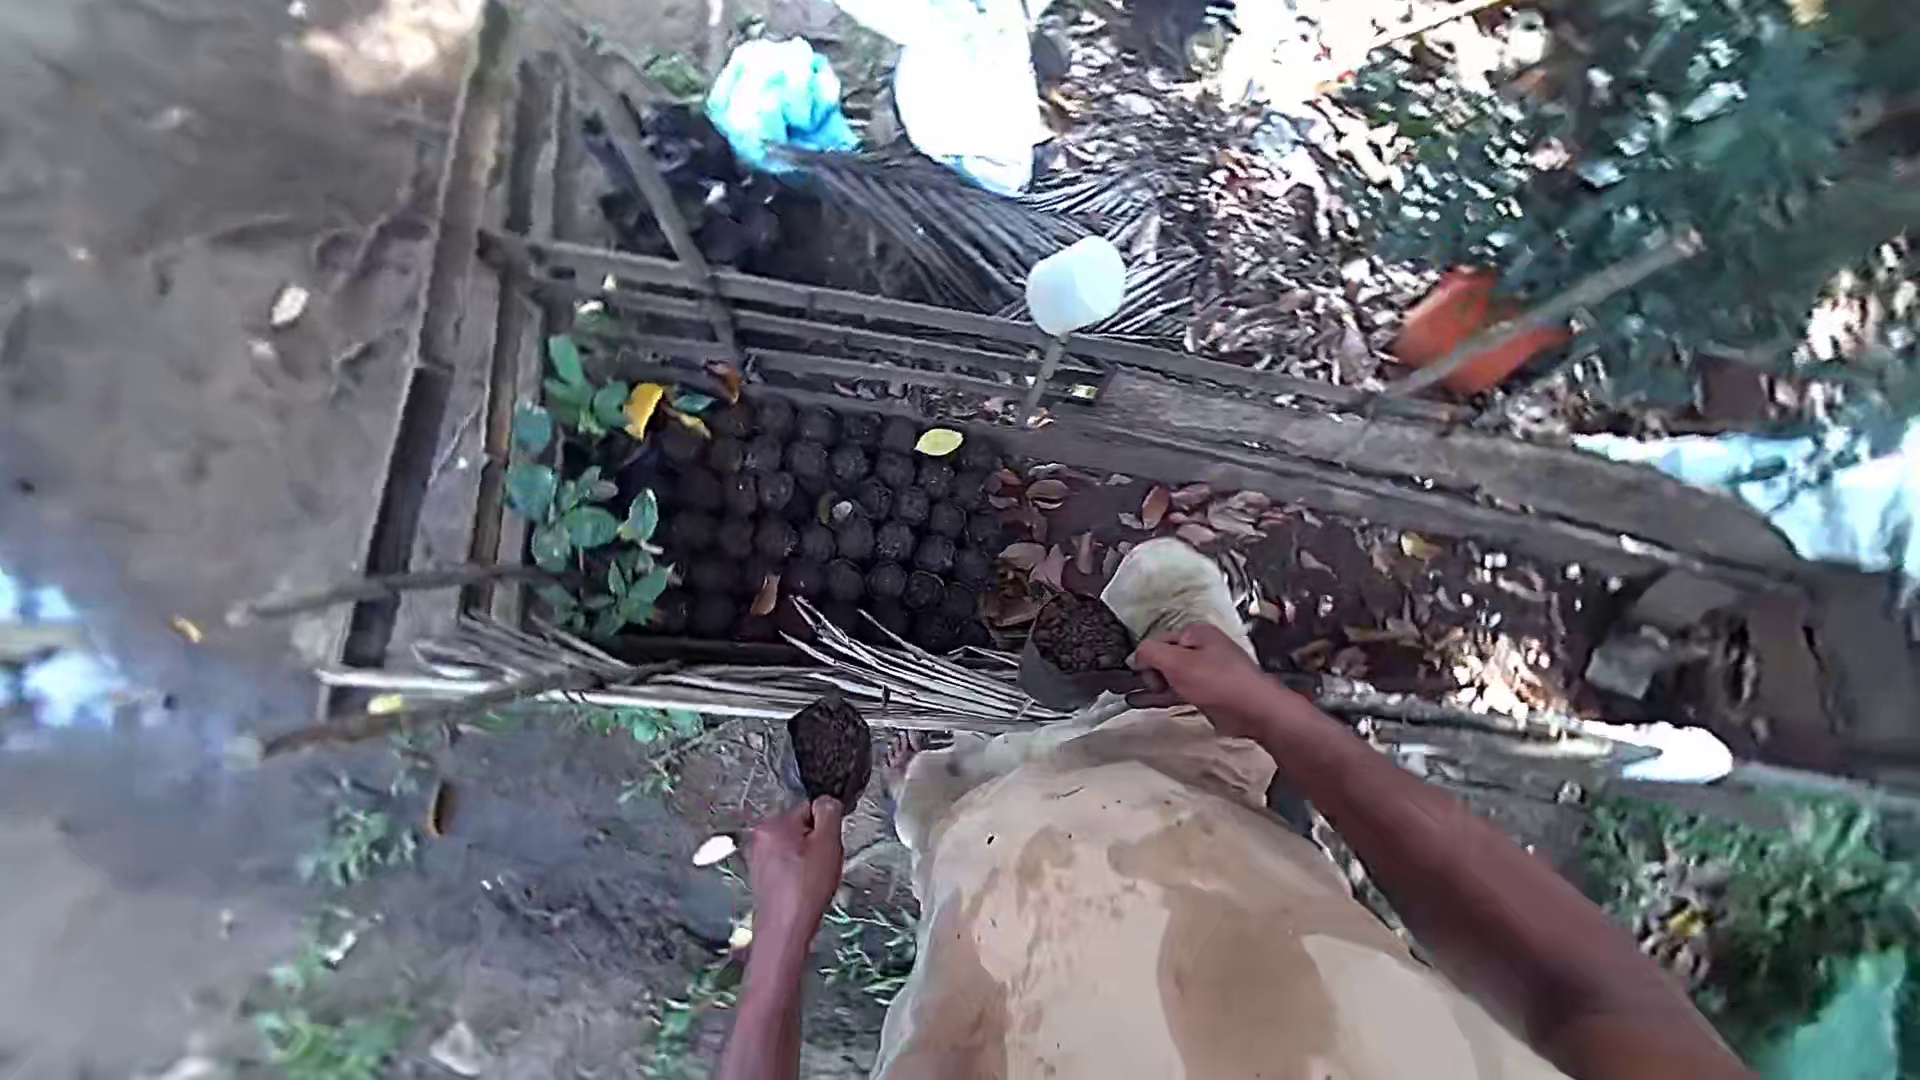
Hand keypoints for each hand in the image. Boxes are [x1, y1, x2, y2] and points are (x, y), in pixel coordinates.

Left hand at [744, 796, 844, 949]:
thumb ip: (829, 812)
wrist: (784, 932)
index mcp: (773, 823)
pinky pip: (786, 862)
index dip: (824, 826)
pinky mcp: (760, 875)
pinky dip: (797, 870)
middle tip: (821, 863)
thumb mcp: (828, 843)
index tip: (827, 846)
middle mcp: (760, 836)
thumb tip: (826, 800)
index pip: (809, 808)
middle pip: (801, 826)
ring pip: (795, 845)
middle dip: (815, 841)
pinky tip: (803, 887)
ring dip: (807, 857)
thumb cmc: (806, 887)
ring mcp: (758, 857)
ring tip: (812, 878)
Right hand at [1128, 623, 1289, 737]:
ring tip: (1134, 695)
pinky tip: (1147, 702)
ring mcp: (1208, 672)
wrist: (1255, 711)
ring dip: (1154, 686)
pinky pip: (1180, 691)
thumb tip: (1136, 657)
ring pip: (1172, 676)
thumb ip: (1149, 653)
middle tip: (1154, 687)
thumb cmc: (1218, 682)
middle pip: (1165, 658)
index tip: (1145, 675)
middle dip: (1153, 673)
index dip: (1148, 657)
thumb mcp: (1176, 661)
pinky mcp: (1210, 693)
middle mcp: (1203, 648)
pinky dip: (1164, 696)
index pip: (1159, 640)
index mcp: (1197, 632)